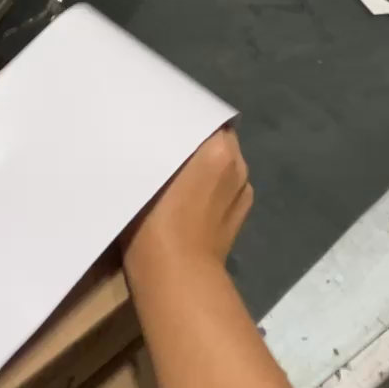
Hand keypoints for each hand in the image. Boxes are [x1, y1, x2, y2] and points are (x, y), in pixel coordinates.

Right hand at [124, 126, 252, 276]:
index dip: (183, 114)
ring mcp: (243, 190)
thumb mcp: (145, 169)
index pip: (204, 114)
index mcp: (218, 147)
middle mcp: (239, 163)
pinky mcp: (241, 214)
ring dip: (203, 161)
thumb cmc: (153, 218)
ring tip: (174, 172)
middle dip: (194, 139)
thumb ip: (159, 144)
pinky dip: (212, 184)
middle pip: (215, 137)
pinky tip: (189, 197)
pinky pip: (226, 185)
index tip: (160, 117)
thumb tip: (158, 132)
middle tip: (162, 143)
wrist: (174, 273)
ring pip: (222, 161)